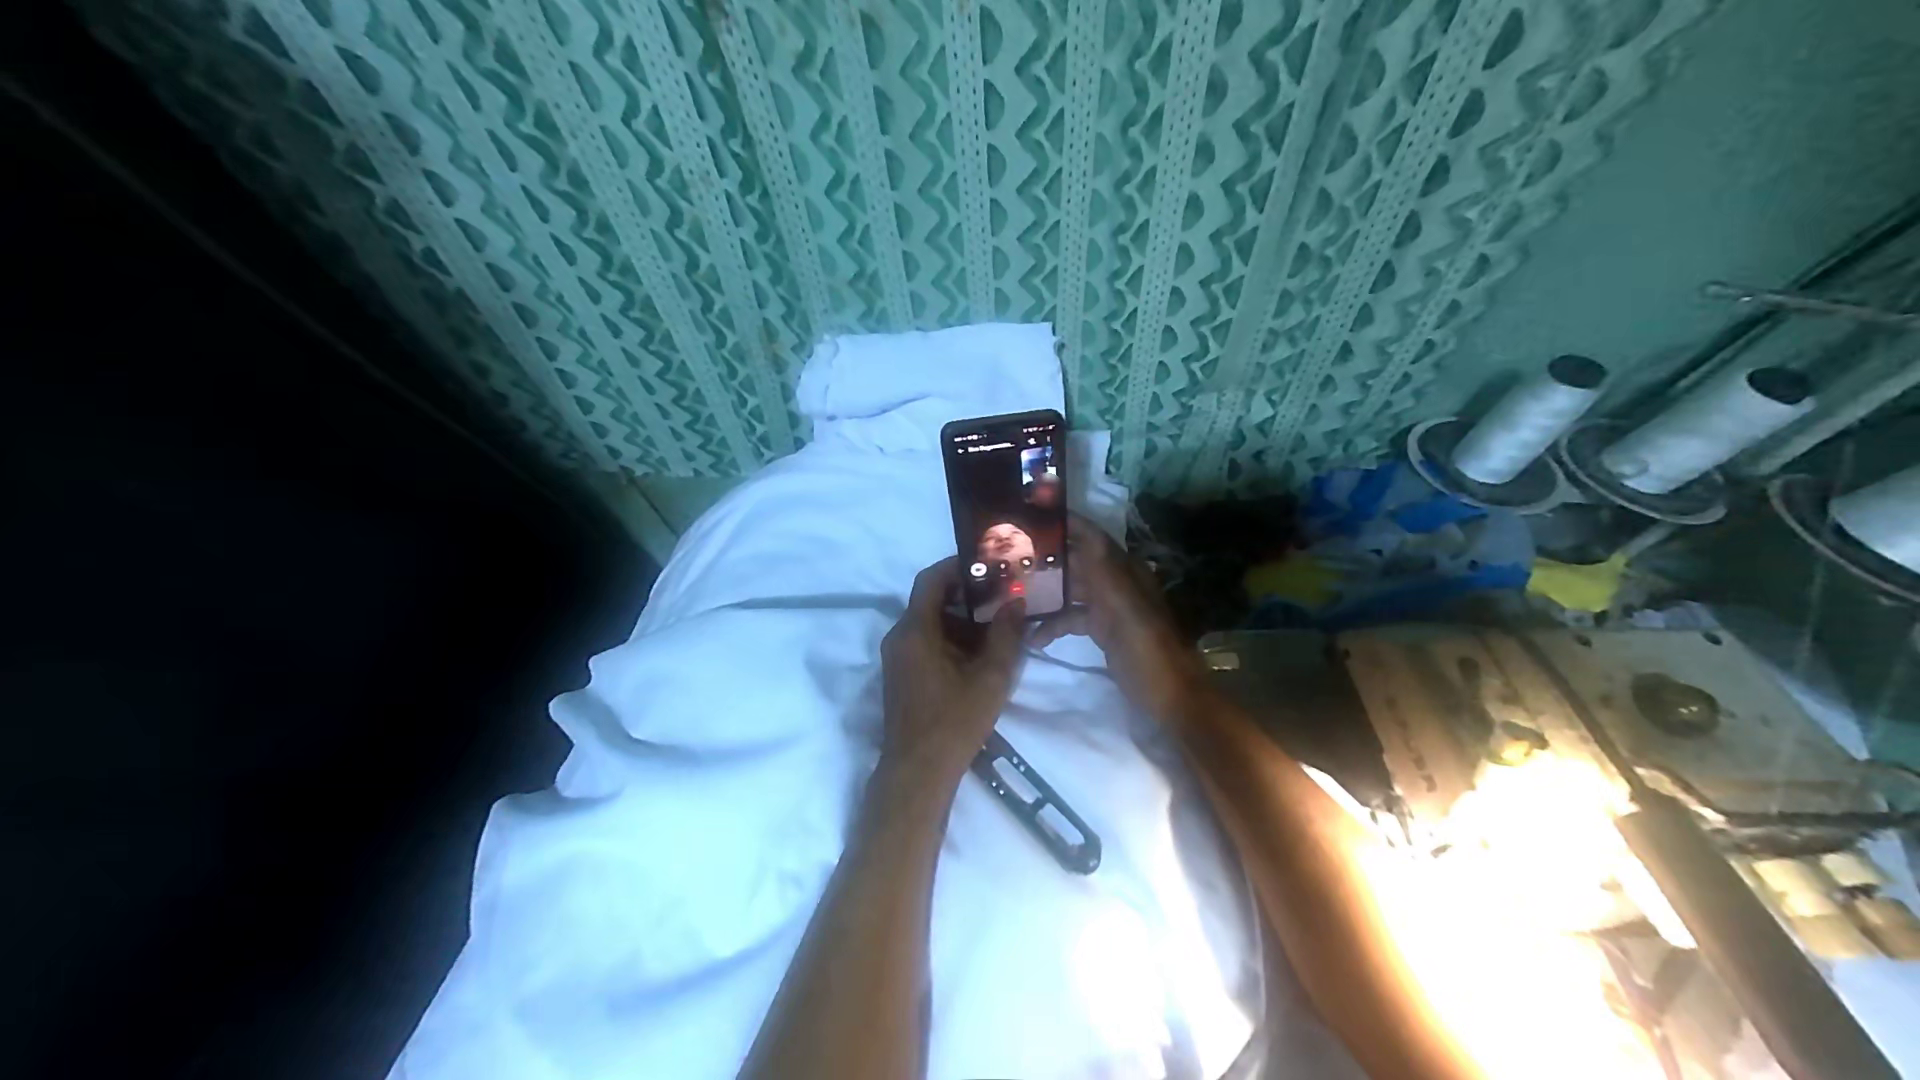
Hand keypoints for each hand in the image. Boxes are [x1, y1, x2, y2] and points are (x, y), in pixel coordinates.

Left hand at [877, 557, 1025, 790]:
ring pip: (931, 622)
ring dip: (962, 619)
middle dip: (968, 595)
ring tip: (1000, 624)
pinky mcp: (902, 674)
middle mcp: (900, 636)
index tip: (989, 564)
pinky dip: (952, 639)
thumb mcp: (990, 677)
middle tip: (1003, 594)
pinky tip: (981, 653)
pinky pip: (926, 642)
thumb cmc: (954, 721)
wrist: (919, 772)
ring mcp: (898, 657)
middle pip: (931, 600)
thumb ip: (1006, 635)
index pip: (931, 579)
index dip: (959, 566)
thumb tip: (1017, 601)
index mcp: (915, 630)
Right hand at [1032, 515, 1206, 724]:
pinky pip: (1072, 618)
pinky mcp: (1102, 630)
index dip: (1065, 524)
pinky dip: (1054, 624)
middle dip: (1046, 560)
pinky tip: (1034, 636)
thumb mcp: (1126, 609)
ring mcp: (1108, 607)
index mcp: (1124, 571)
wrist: (1171, 696)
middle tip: (1007, 559)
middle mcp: (1116, 582)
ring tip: (1012, 597)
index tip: (1029, 516)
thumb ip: (1104, 571)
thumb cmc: (1149, 650)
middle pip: (1076, 562)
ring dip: (1045, 594)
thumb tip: (1083, 533)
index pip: (1091, 537)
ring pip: (1071, 590)